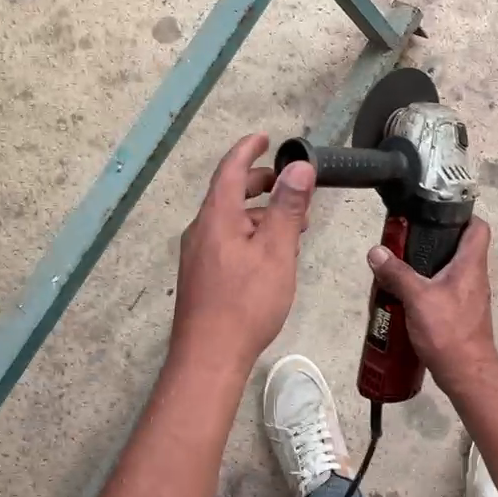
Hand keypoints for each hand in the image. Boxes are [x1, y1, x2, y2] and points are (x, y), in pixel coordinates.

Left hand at [172, 134, 313, 369]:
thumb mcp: (276, 251)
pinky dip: (251, 234)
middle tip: (289, 184)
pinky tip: (272, 255)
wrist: (209, 358)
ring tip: (293, 225)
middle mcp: (201, 230)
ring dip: (261, 214)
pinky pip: (227, 240)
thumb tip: (298, 166)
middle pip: (229, 193)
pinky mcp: (202, 276)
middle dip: (260, 183)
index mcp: (217, 217)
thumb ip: (288, 207)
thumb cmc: (246, 302)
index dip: (248, 150)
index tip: (265, 138)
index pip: (230, 170)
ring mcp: (198, 255)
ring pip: (231, 220)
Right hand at [366, 217, 497, 388]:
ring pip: (453, 269)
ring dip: (431, 265)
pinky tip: (409, 294)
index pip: (478, 227)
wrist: (467, 374)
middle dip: (436, 239)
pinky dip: (431, 286)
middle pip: (462, 246)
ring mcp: (470, 296)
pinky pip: (447, 289)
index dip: (462, 214)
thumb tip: (376, 251)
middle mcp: (475, 276)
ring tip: (403, 264)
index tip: (436, 212)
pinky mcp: (463, 313)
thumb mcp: (417, 299)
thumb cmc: (448, 332)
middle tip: (409, 238)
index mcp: (471, 264)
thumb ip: (397, 273)